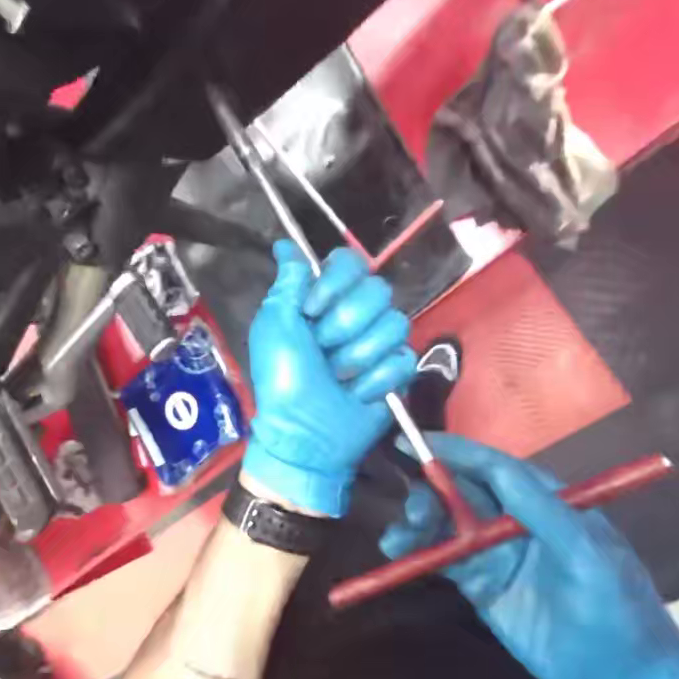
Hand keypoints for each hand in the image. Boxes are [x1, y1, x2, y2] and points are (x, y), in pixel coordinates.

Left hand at [243, 242, 415, 516]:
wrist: (304, 435)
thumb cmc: (283, 380)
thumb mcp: (274, 327)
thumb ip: (288, 282)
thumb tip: (285, 244)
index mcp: (326, 299)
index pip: (352, 263)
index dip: (336, 285)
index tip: (312, 311)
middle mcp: (358, 315)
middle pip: (378, 291)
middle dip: (345, 325)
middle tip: (323, 350)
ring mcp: (382, 344)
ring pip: (395, 325)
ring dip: (359, 357)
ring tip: (339, 378)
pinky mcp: (399, 373)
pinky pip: (403, 360)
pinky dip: (376, 381)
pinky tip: (358, 394)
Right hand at [379, 433, 678, 678]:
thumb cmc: (615, 613)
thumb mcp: (586, 554)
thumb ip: (541, 510)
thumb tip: (498, 469)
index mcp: (550, 502)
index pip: (496, 467)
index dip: (456, 453)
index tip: (412, 441)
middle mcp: (519, 520)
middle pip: (467, 492)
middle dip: (433, 492)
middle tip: (411, 512)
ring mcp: (500, 555)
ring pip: (450, 525)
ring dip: (421, 523)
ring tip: (397, 539)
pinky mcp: (485, 588)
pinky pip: (447, 560)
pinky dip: (422, 553)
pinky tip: (400, 554)